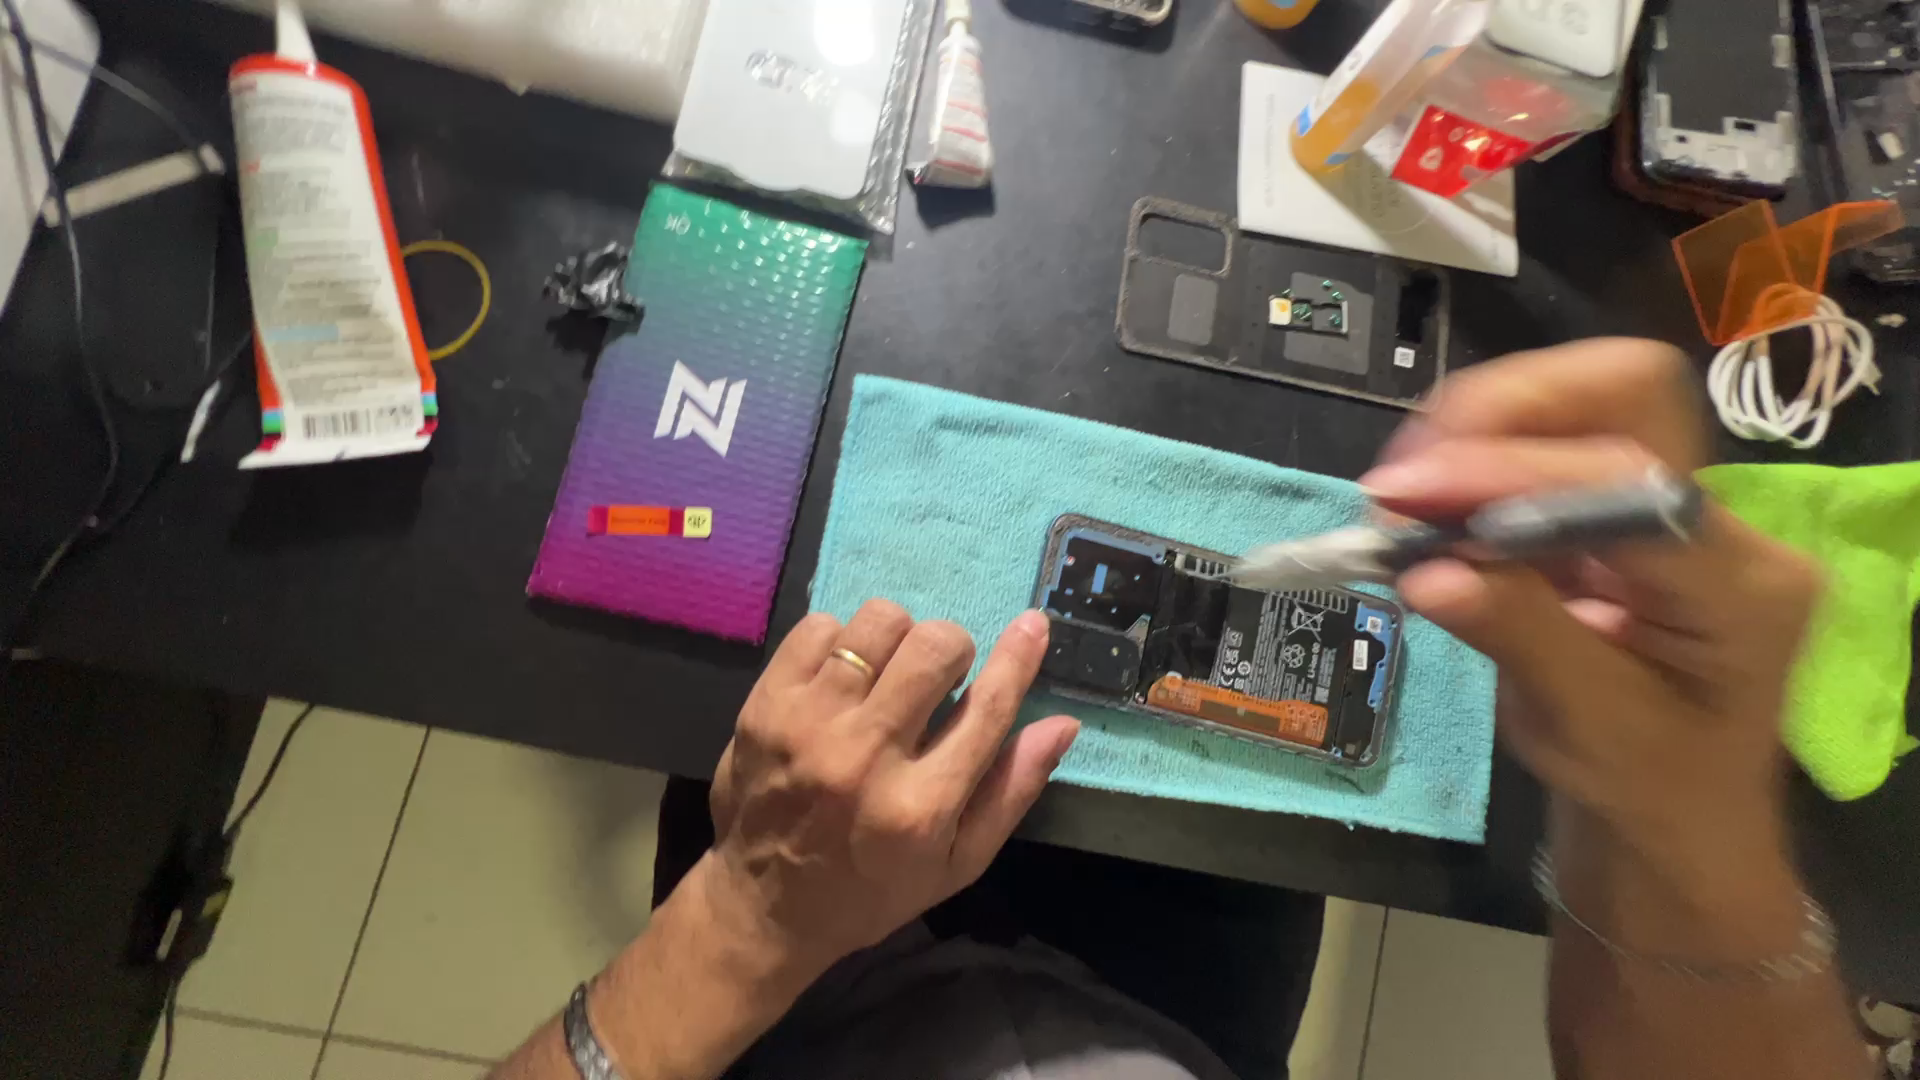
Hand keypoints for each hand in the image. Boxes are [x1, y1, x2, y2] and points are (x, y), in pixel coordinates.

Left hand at [704, 600, 1080, 976]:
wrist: (764, 904)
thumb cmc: (875, 886)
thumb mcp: (959, 862)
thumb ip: (1013, 789)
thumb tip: (1064, 723)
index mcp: (921, 807)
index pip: (987, 709)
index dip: (1018, 658)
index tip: (1034, 622)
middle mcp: (864, 758)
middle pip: (933, 649)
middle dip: (952, 648)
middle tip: (940, 676)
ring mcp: (808, 725)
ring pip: (879, 624)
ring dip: (899, 638)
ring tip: (888, 673)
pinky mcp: (766, 703)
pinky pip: (820, 626)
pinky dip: (842, 640)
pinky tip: (842, 676)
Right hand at [1361, 340, 1819, 848]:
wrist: (1668, 799)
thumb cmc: (1645, 776)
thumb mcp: (1585, 721)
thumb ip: (1516, 634)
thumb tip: (1422, 573)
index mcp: (1736, 578)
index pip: (1624, 480)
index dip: (1507, 474)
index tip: (1402, 495)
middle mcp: (1706, 517)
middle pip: (1622, 392)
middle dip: (1502, 409)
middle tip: (1409, 465)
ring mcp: (1651, 505)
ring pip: (1571, 407)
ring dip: (1469, 431)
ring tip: (1399, 490)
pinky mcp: (1594, 511)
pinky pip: (1528, 451)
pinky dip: (1461, 463)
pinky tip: (1417, 502)